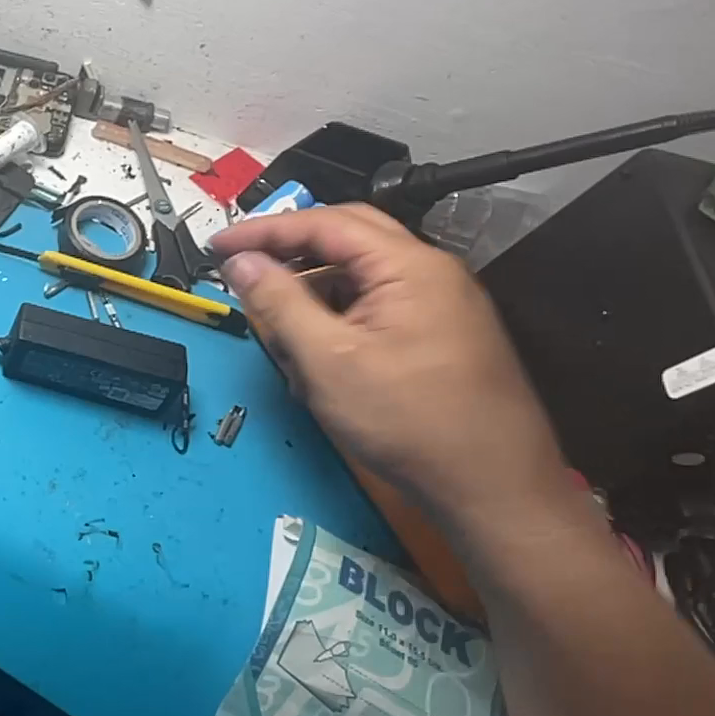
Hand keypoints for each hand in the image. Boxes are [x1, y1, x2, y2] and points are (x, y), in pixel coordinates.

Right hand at [209, 205, 574, 525]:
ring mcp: (438, 304)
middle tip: (243, 266)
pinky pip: (373, 303)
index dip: (263, 231)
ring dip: (311, 288)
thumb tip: (241, 261)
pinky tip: (314, 350)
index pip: (323, 223)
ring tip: (278, 324)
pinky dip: (336, 313)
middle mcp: (430, 273)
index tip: (218, 245)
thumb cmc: (411, 422)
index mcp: (410, 266)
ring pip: (357, 273)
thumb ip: (278, 302)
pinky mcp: (437, 333)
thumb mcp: (327, 360)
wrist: (496, 492)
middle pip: (344, 237)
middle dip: (289, 250)